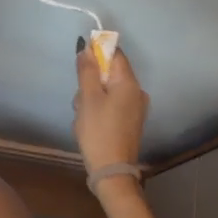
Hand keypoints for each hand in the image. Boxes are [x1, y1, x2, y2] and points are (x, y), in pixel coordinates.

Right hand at [73, 38, 148, 177]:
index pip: (115, 54)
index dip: (97, 53)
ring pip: (109, 90)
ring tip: (83, 117)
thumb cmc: (98, 131)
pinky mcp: (130, 121)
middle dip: (91, 82)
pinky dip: (99, 109)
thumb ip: (87, 71)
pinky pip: (113, 105)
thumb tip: (87, 48)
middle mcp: (137, 92)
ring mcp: (135, 108)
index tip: (81, 64)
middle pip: (110, 73)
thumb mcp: (88, 98)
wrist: (112, 169)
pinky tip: (91, 124)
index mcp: (129, 83)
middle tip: (80, 100)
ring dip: (92, 98)